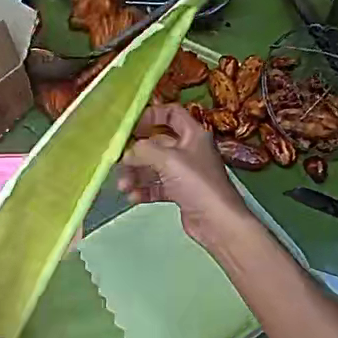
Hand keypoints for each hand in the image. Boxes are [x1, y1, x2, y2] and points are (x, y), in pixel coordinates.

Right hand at [117, 104, 255, 247]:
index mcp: (192, 134)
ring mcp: (184, 173)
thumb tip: (127, 153)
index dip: (151, 115)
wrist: (218, 223)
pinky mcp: (180, 192)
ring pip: (153, 167)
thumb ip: (143, 151)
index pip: (171, 114)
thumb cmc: (197, 184)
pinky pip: (156, 186)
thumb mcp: (168, 160)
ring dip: (136, 175)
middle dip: (136, 154)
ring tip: (123, 187)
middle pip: (156, 144)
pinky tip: (133, 197)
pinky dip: (144, 190)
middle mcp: (188, 150)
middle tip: (119, 164)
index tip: (130, 126)